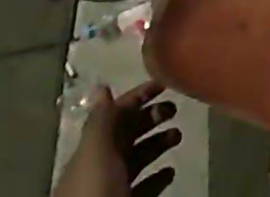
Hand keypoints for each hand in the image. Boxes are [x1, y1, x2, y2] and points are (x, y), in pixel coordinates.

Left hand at [51, 82, 180, 196]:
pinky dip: (158, 177)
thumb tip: (101, 86)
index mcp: (92, 150)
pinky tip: (170, 173)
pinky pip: (144, 189)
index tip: (166, 83)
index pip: (115, 114)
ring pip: (137, 160)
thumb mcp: (97, 153)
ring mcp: (112, 190)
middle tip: (176, 109)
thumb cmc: (95, 194)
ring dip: (158, 144)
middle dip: (151, 118)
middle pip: (128, 135)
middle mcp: (101, 167)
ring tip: (178, 137)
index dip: (138, 96)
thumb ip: (101, 120)